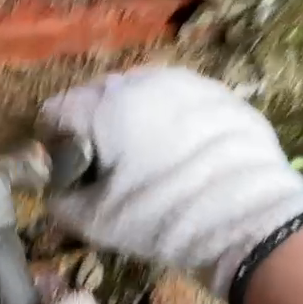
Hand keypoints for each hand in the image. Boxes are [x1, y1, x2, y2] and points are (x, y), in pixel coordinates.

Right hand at [42, 66, 302, 296]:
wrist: (249, 219)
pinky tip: (182, 155)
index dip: (53, 142)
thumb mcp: (95, 222)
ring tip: (146, 158)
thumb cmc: (161, 217)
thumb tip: (55, 190)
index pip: (56, 110)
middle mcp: (142, 81)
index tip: (66, 169)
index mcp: (104, 105)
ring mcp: (187, 82)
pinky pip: (180, 101)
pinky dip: (171, 120)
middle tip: (105, 166)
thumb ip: (60, 201)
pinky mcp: (222, 94)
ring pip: (142, 93)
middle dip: (93, 126)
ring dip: (132, 118)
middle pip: (98, 95)